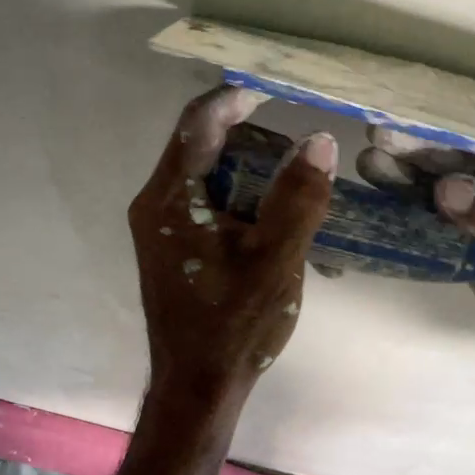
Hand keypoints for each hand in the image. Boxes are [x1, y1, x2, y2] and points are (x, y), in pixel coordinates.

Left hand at [128, 86, 336, 393]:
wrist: (198, 387)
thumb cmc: (234, 324)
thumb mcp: (277, 258)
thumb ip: (298, 197)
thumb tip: (320, 141)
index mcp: (170, 199)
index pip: (198, 123)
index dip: (236, 98)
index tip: (275, 86)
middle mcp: (155, 205)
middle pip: (203, 148)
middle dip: (254, 143)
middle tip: (299, 156)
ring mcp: (160, 229)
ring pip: (208, 178)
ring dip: (253, 177)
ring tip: (297, 195)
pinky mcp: (172, 250)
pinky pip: (208, 207)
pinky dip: (242, 204)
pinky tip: (277, 227)